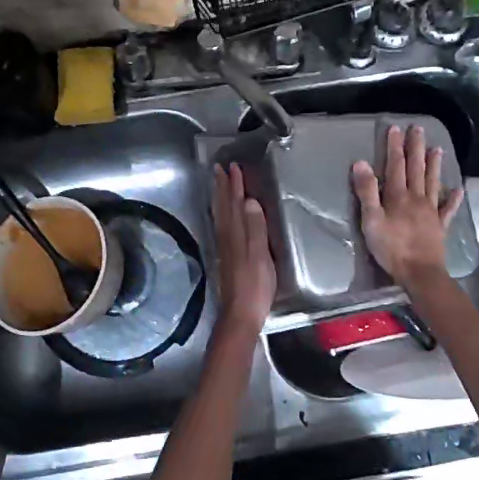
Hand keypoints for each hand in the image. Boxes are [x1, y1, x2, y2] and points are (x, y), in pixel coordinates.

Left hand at [212, 163, 274, 330]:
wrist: (241, 313)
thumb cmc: (255, 284)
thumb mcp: (259, 254)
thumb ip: (255, 227)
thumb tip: (249, 200)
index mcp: (236, 233)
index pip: (234, 203)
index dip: (234, 185)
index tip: (233, 166)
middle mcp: (227, 237)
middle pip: (223, 207)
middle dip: (222, 187)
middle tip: (219, 168)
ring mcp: (226, 247)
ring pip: (221, 216)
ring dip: (220, 198)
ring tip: (219, 184)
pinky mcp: (227, 257)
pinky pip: (223, 226)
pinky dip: (222, 213)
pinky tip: (224, 215)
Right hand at [351, 124, 463, 285]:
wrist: (420, 272)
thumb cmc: (391, 248)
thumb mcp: (371, 220)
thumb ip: (367, 192)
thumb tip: (361, 163)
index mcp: (398, 196)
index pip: (396, 165)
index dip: (394, 147)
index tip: (395, 128)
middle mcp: (417, 198)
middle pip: (417, 168)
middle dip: (416, 148)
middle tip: (418, 129)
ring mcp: (431, 211)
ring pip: (433, 183)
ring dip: (435, 165)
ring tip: (438, 149)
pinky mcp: (440, 226)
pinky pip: (448, 210)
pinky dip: (453, 199)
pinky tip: (458, 190)